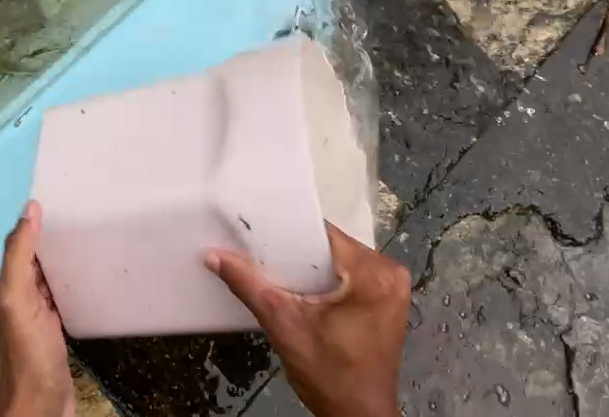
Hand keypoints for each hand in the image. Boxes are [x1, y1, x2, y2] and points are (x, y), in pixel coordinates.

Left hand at [0, 201, 73, 416]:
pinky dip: (76, 278)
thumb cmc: (28, 350)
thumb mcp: (17, 297)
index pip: (22, 239)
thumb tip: (30, 207)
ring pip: (52, 271)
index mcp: (10, 283)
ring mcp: (40, 311)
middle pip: (38, 253)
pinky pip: (66, 292)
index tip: (62, 193)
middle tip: (84, 208)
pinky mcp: (58, 326)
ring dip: (66, 253)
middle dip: (55, 231)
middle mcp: (23, 292)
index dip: (36, 217)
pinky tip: (93, 272)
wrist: (41, 405)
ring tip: (92, 232)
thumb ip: (19, 254)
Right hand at [206, 223, 410, 416]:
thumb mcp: (283, 326)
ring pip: (342, 257)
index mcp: (371, 273)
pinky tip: (308, 288)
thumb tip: (213, 256)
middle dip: (302, 253)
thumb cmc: (327, 374)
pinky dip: (331, 278)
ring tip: (285, 273)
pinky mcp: (392, 298)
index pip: (323, 234)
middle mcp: (390, 272)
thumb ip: (249, 285)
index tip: (262, 236)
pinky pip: (354, 272)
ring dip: (315, 265)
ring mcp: (395, 285)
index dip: (291, 234)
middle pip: (333, 245)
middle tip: (269, 258)